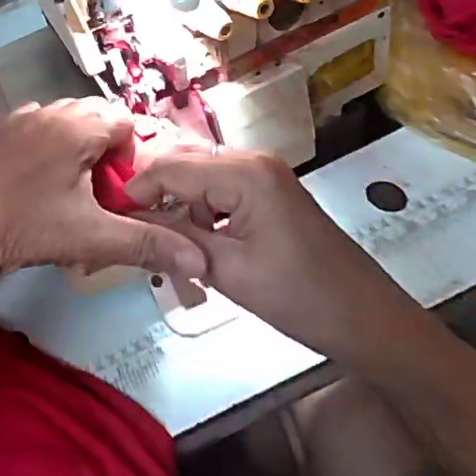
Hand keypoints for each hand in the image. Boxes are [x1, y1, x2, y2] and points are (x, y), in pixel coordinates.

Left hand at [0, 99, 207, 288]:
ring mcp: (18, 117)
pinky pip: (34, 126)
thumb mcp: (90, 239)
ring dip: (76, 142)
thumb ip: (147, 245)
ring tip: (68, 186)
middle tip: (99, 189)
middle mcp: (51, 111)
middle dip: (106, 146)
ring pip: (63, 118)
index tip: (121, 189)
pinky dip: (45, 143)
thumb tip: (200, 261)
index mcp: (79, 126)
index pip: (125, 120)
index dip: (131, 152)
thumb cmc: (22, 228)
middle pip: (95, 114)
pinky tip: (33, 181)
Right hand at [125, 149, 437, 370]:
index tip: (110, 214)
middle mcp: (252, 159)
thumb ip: (179, 239)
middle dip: (155, 193)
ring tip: (159, 239)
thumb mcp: (229, 271)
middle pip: (186, 163)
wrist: (365, 315)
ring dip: (178, 202)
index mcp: (244, 172)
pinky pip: (221, 186)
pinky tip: (192, 238)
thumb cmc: (299, 296)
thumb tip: (135, 221)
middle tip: (129, 227)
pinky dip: (201, 207)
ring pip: (201, 174)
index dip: (137, 188)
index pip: (172, 167)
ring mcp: (263, 171)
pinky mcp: (269, 188)